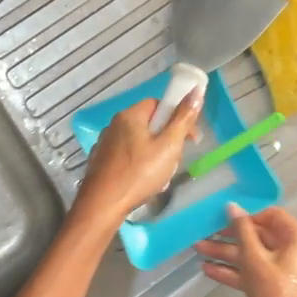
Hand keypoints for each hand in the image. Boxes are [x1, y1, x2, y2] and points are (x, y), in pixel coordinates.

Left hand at [74, 89, 203, 222]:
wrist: (103, 205)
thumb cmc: (139, 174)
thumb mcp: (168, 146)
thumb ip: (183, 119)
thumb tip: (196, 91)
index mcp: (130, 115)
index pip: (158, 104)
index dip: (176, 117)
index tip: (189, 138)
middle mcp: (114, 124)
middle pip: (148, 124)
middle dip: (165, 140)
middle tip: (174, 160)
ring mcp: (105, 143)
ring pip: (138, 142)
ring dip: (153, 155)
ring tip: (160, 176)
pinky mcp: (100, 161)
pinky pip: (126, 156)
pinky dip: (137, 164)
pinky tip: (141, 182)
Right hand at [196, 204, 296, 296]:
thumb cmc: (276, 295)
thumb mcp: (255, 260)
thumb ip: (242, 231)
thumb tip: (232, 206)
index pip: (273, 216)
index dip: (249, 214)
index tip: (227, 217)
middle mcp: (294, 254)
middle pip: (260, 237)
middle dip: (231, 236)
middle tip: (206, 232)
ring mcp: (284, 274)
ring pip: (253, 257)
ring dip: (227, 253)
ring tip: (199, 249)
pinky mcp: (275, 292)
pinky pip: (254, 275)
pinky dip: (234, 272)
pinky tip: (208, 270)